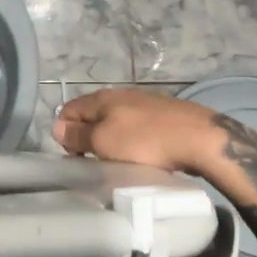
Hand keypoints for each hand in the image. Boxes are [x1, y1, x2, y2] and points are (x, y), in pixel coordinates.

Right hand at [53, 88, 230, 175]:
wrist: (200, 139)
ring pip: (115, 122)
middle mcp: (120, 94)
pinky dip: (133, 141)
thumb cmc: (145, 142)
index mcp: (100, 98)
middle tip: (96, 162)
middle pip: (91, 116)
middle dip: (88, 138)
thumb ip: (77, 135)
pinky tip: (143, 155)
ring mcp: (143, 102)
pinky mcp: (163, 114)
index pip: (67, 110)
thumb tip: (57, 127)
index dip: (64, 134)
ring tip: (120, 161)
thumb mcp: (103, 141)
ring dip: (111, 141)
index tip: (77, 157)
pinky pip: (136, 128)